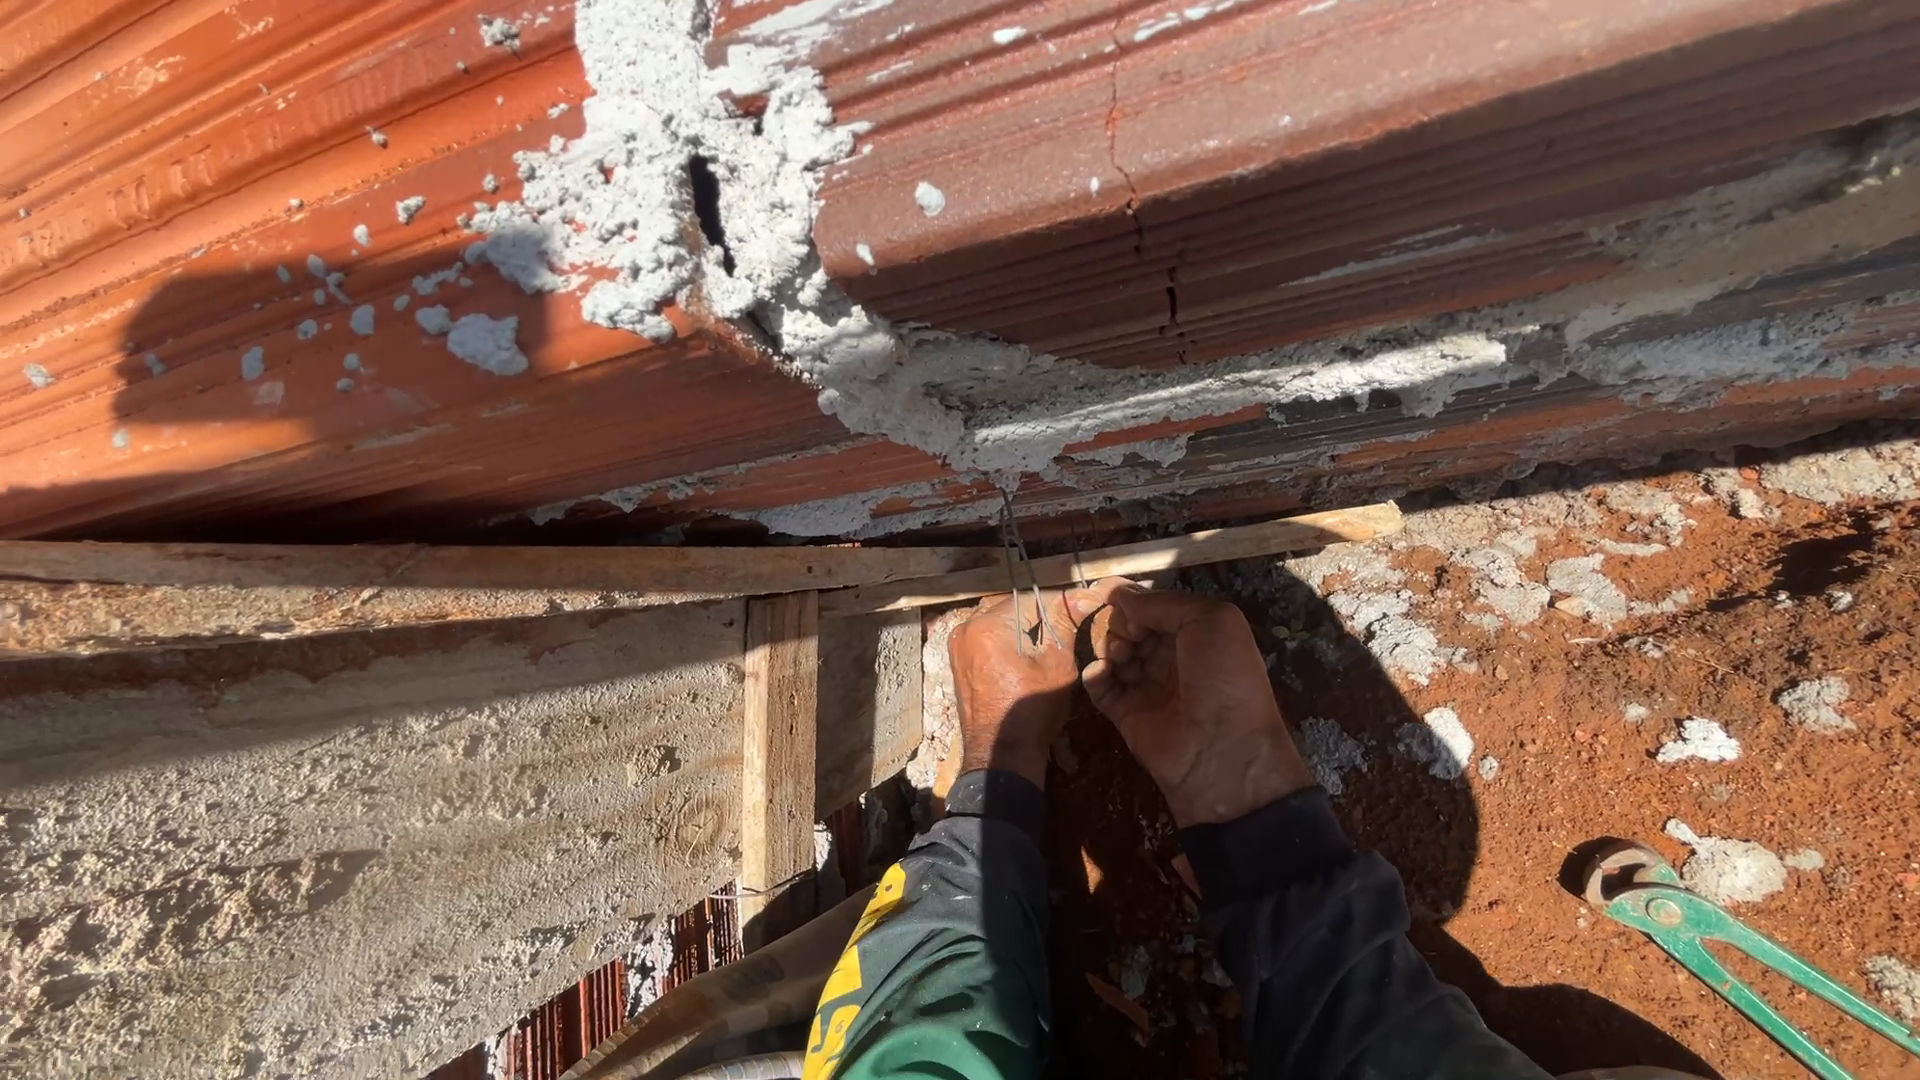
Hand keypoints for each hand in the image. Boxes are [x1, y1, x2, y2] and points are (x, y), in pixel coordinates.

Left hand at [947, 589, 1081, 789]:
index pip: (1031, 598)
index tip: (1081, 606)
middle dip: (1039, 613)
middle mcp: (966, 628)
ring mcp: (958, 644)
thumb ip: (1065, 624)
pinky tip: (1025, 654)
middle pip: (1012, 606)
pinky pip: (986, 636)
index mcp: (988, 625)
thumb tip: (1082, 597)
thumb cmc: (1032, 711)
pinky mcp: (959, 659)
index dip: (1060, 602)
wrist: (1002, 753)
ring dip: (1022, 625)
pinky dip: (1006, 639)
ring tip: (1047, 641)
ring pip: (998, 619)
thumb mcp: (1057, 664)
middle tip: (1066, 625)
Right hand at [1067, 578, 1314, 826]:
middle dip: (1122, 621)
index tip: (1119, 596)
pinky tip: (1102, 672)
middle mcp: (1170, 658)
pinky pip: (1099, 685)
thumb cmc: (1223, 677)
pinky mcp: (1125, 712)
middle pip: (1130, 626)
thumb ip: (1162, 602)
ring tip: (1121, 654)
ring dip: (1109, 643)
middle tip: (1132, 634)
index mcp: (1195, 635)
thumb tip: (1118, 593)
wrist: (1222, 750)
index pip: (1154, 607)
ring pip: (1112, 650)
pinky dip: (1094, 672)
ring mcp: (1146, 685)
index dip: (1135, 599)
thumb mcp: (1210, 620)